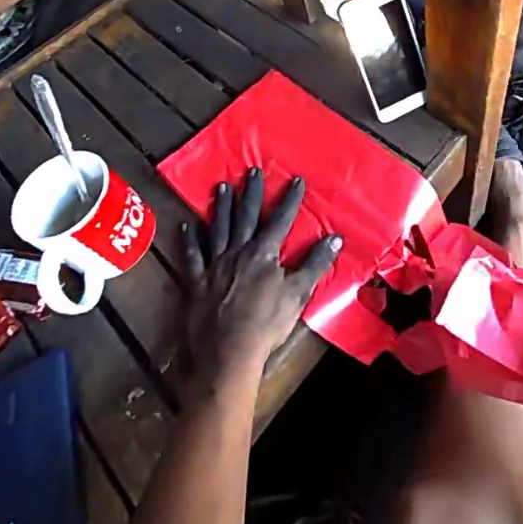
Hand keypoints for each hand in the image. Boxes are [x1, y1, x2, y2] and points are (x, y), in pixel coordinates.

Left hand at [184, 169, 341, 382]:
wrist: (227, 352)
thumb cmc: (266, 323)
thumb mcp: (298, 293)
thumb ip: (315, 264)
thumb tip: (336, 238)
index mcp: (263, 253)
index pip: (280, 220)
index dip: (289, 200)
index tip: (296, 180)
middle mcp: (237, 251)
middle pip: (246, 216)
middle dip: (252, 192)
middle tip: (253, 170)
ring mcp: (214, 265)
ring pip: (218, 228)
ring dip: (221, 207)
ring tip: (221, 187)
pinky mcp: (196, 281)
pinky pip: (192, 255)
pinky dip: (189, 240)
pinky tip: (186, 226)